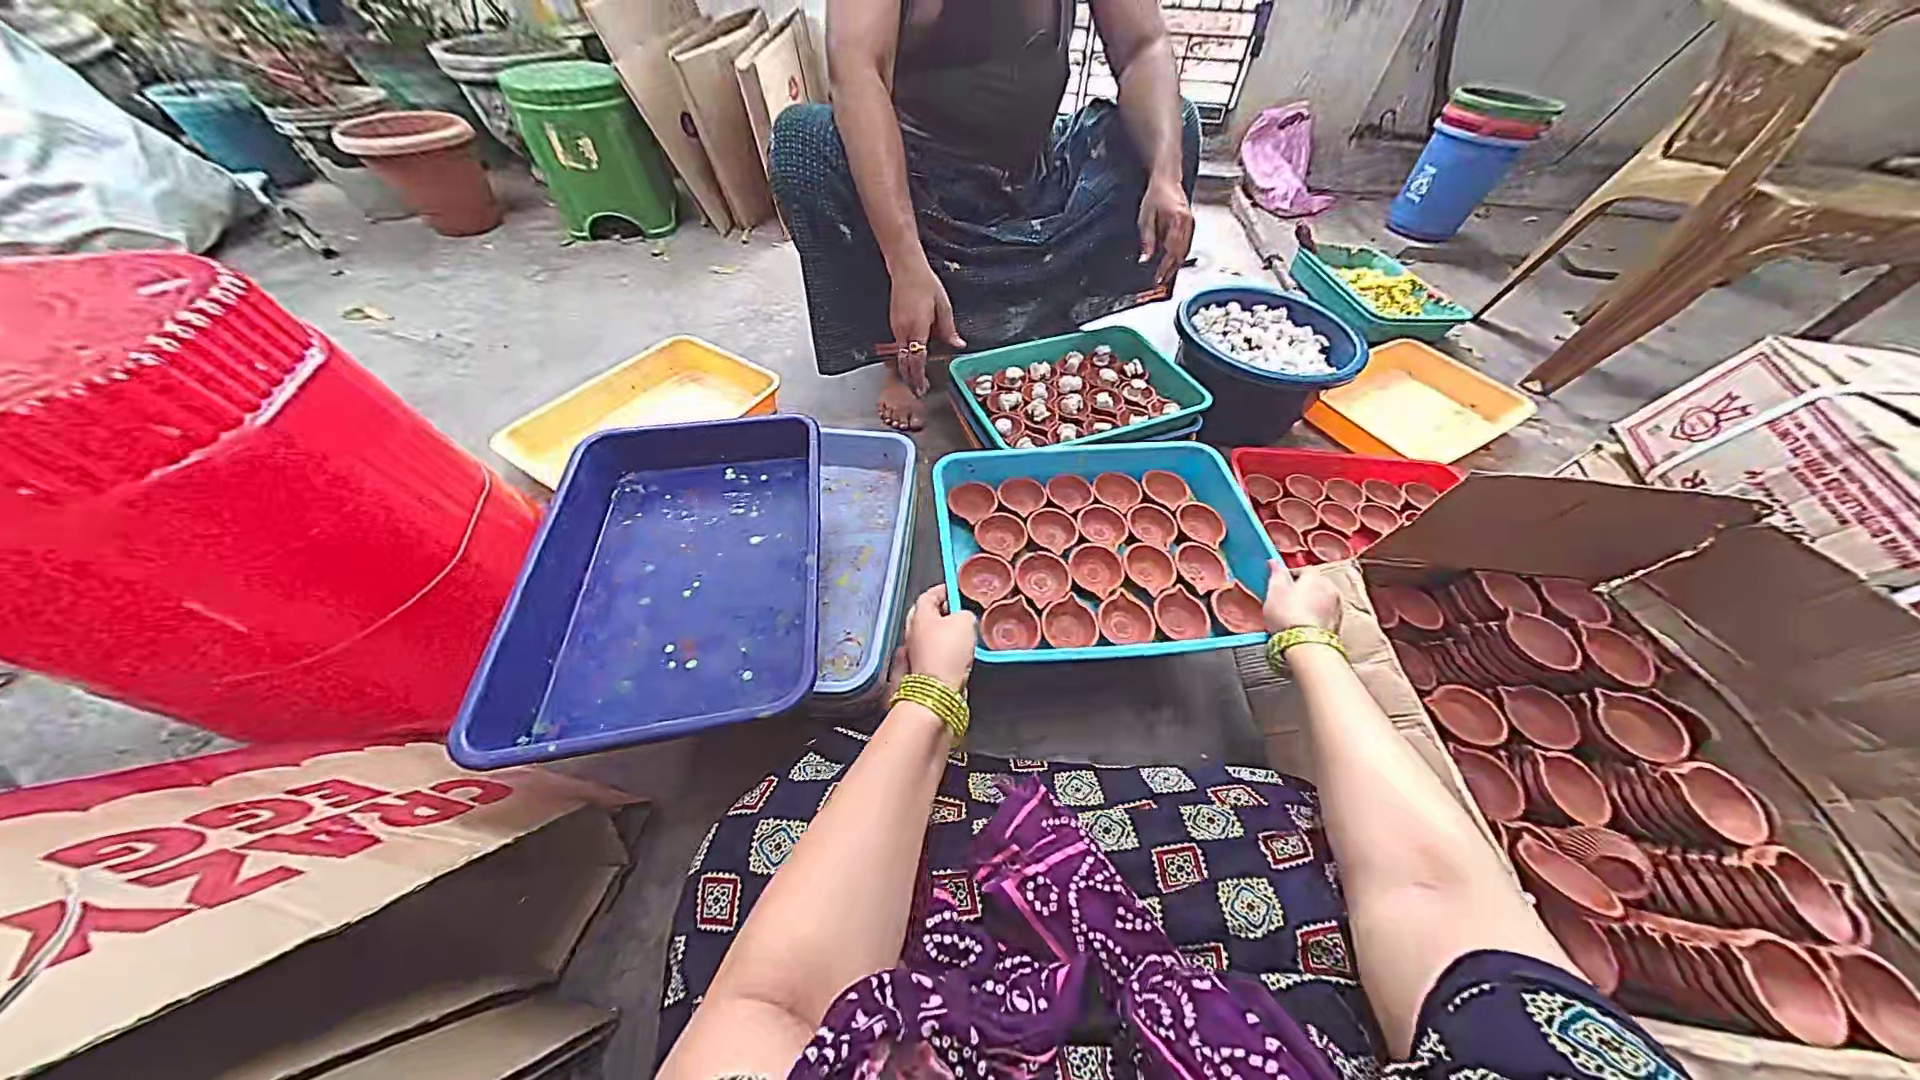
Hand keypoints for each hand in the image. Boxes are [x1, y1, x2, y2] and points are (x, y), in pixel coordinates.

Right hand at [887, 259, 964, 394]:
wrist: (906, 269)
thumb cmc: (925, 284)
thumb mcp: (943, 306)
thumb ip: (949, 329)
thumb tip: (958, 344)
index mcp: (917, 328)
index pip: (917, 359)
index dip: (919, 377)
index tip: (922, 388)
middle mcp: (903, 331)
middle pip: (904, 363)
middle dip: (910, 379)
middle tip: (918, 391)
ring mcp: (896, 328)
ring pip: (899, 356)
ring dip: (907, 370)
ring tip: (915, 380)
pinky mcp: (894, 324)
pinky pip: (898, 346)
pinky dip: (904, 357)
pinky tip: (911, 361)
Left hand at [903, 584, 975, 691]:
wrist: (939, 689)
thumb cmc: (947, 652)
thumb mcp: (965, 621)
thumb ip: (965, 613)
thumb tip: (965, 617)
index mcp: (919, 615)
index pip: (929, 594)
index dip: (944, 590)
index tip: (956, 589)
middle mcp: (913, 631)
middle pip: (928, 614)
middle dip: (944, 610)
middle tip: (960, 610)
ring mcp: (916, 651)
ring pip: (932, 633)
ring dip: (947, 631)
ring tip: (965, 631)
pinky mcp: (924, 667)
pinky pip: (936, 650)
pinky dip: (947, 648)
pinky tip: (961, 651)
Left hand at [1136, 176, 1194, 284]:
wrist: (1167, 179)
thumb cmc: (1156, 194)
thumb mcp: (1146, 217)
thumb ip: (1147, 239)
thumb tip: (1145, 259)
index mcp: (1179, 220)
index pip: (1172, 250)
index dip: (1165, 267)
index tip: (1158, 278)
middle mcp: (1188, 223)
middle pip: (1181, 254)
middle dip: (1170, 270)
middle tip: (1160, 282)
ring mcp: (1191, 225)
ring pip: (1185, 251)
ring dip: (1175, 265)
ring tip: (1164, 276)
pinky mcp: (1189, 226)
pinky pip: (1185, 246)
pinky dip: (1177, 257)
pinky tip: (1169, 264)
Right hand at [1263, 558, 1341, 634]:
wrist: (1306, 644)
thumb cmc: (1287, 613)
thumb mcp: (1274, 590)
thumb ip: (1276, 574)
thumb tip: (1274, 561)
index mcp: (1315, 576)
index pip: (1302, 569)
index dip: (1288, 576)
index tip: (1277, 586)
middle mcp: (1331, 587)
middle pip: (1314, 584)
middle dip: (1302, 589)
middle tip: (1285, 600)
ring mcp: (1337, 606)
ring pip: (1320, 599)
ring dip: (1310, 602)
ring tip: (1295, 613)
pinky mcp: (1339, 623)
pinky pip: (1324, 613)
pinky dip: (1316, 615)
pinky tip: (1304, 623)